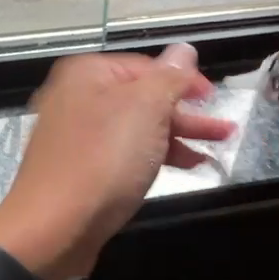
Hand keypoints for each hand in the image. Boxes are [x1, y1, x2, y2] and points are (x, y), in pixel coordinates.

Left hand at [0, 44, 236, 279]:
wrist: (53, 229)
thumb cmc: (103, 161)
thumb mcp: (145, 109)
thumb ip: (169, 78)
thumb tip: (184, 50)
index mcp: (89, 73)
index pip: (148, 66)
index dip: (185, 80)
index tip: (216, 99)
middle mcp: (77, 97)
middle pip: (142, 98)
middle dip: (186, 114)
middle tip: (225, 131)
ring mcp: (75, 137)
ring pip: (135, 130)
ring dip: (175, 138)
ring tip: (213, 153)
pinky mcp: (78, 171)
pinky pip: (123, 155)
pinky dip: (153, 159)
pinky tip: (179, 171)